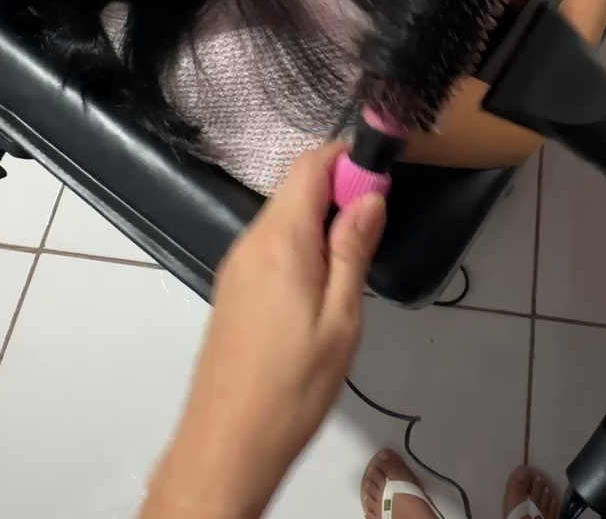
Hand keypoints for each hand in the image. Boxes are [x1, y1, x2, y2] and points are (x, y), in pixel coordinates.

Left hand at [142, 143, 386, 518]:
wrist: (225, 448)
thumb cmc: (293, 386)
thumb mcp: (341, 320)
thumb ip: (353, 250)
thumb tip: (370, 195)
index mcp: (280, 241)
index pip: (310, 166)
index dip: (346, 157)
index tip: (380, 175)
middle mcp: (252, 241)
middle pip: (295, 187)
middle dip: (338, 188)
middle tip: (374, 225)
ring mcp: (237, 265)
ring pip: (283, 215)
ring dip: (321, 217)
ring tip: (353, 257)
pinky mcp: (233, 287)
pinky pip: (271, 243)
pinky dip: (301, 241)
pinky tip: (321, 280)